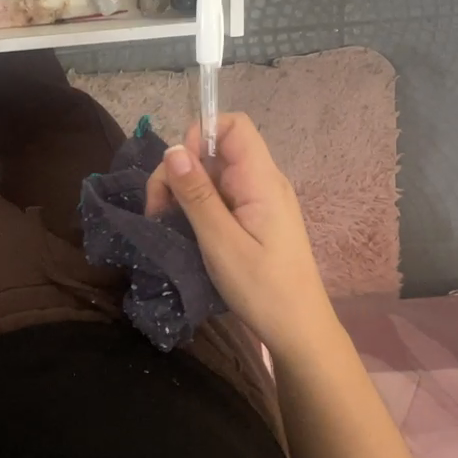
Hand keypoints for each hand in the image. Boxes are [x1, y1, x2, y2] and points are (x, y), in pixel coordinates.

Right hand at [144, 113, 329, 352]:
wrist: (299, 332)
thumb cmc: (263, 288)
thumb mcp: (221, 242)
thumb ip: (197, 195)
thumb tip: (172, 150)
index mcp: (261, 180)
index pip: (233, 125)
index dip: (199, 134)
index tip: (177, 170)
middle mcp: (262, 182)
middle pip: (214, 150)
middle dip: (180, 170)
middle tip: (158, 210)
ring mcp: (258, 201)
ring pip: (212, 174)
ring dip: (183, 191)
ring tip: (166, 223)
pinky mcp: (252, 219)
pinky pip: (219, 196)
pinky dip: (196, 206)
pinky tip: (184, 230)